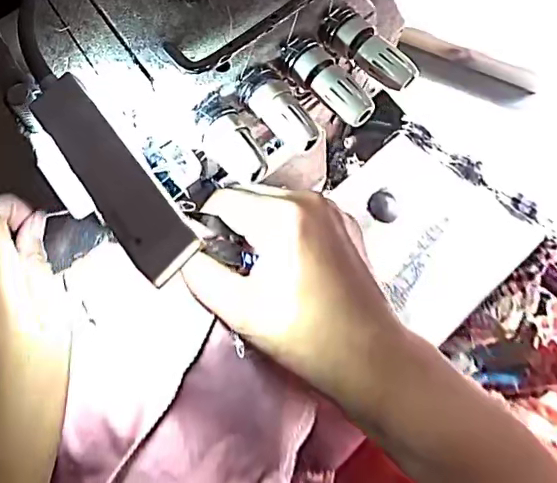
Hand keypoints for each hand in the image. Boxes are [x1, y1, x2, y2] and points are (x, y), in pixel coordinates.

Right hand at [179, 184, 411, 409]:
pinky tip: (289, 268)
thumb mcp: (243, 311)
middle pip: (246, 197)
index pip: (222, 200)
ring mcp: (328, 209)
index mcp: (284, 215)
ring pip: (270, 204)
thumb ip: (202, 275)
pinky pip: (296, 213)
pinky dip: (283, 231)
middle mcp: (308, 201)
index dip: (206, 227)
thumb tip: (186, 254)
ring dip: (257, 229)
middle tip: (236, 269)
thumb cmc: (316, 340)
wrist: (370, 358)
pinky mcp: (340, 221)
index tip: (206, 252)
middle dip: (232, 228)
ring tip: (264, 272)